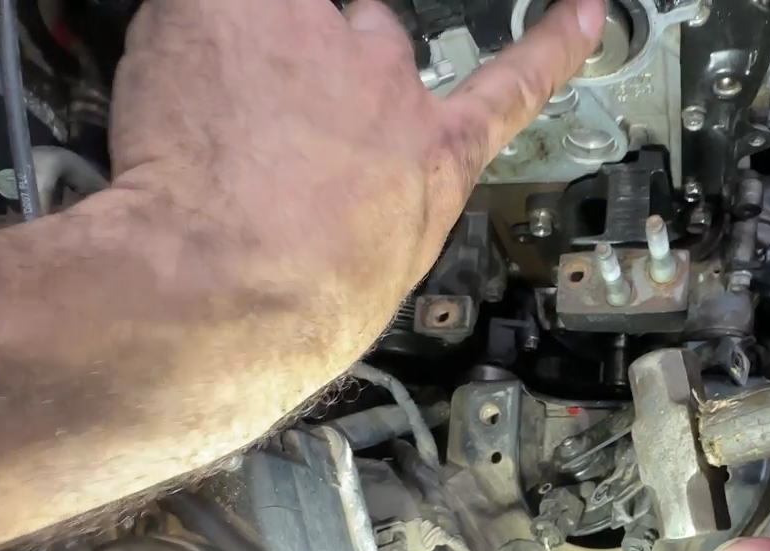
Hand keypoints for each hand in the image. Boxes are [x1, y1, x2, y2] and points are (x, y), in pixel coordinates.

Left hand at [100, 0, 604, 359]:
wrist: (235, 289)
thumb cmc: (309, 302)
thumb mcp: (380, 270)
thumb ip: (386, 208)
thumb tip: (358, 200)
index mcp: (434, 159)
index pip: (511, 89)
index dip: (551, 49)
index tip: (583, 14)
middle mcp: (389, 85)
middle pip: (373, 39)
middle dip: (333, 69)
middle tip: (287, 127)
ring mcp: (316, 37)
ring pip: (294, 16)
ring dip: (264, 49)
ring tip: (227, 121)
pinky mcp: (233, 6)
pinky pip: (216, 6)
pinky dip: (196, 37)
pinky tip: (186, 95)